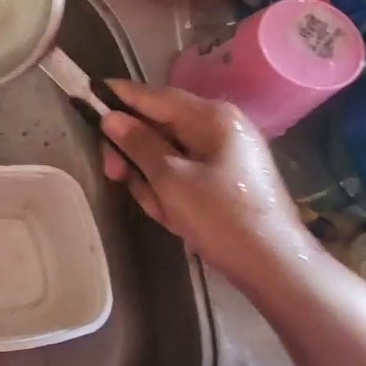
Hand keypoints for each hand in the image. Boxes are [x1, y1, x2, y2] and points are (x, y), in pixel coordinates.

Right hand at [98, 80, 316, 290]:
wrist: (279, 271)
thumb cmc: (223, 218)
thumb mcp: (170, 180)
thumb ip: (137, 143)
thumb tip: (110, 117)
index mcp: (212, 118)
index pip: (153, 96)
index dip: (118, 96)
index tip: (86, 94)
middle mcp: (220, 127)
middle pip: (157, 126)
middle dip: (133, 152)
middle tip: (113, 175)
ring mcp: (226, 154)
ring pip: (166, 153)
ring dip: (152, 179)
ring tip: (159, 209)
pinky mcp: (227, 180)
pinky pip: (184, 172)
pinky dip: (171, 191)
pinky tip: (174, 217)